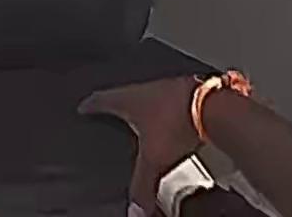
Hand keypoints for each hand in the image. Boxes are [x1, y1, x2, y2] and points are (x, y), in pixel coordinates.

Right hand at [78, 76, 202, 214]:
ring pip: (139, 96)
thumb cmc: (175, 121)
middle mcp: (138, 88)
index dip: (89, 105)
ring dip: (135, 107)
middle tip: (105, 113)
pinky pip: (158, 100)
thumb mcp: (155, 159)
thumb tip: (133, 212)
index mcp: (125, 98)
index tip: (82, 107)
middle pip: (118, 95)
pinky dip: (155, 110)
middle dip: (111, 105)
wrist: (210, 106)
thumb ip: (142, 185)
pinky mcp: (176, 91)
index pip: (99, 99)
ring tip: (133, 119)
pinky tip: (161, 120)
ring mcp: (158, 87)